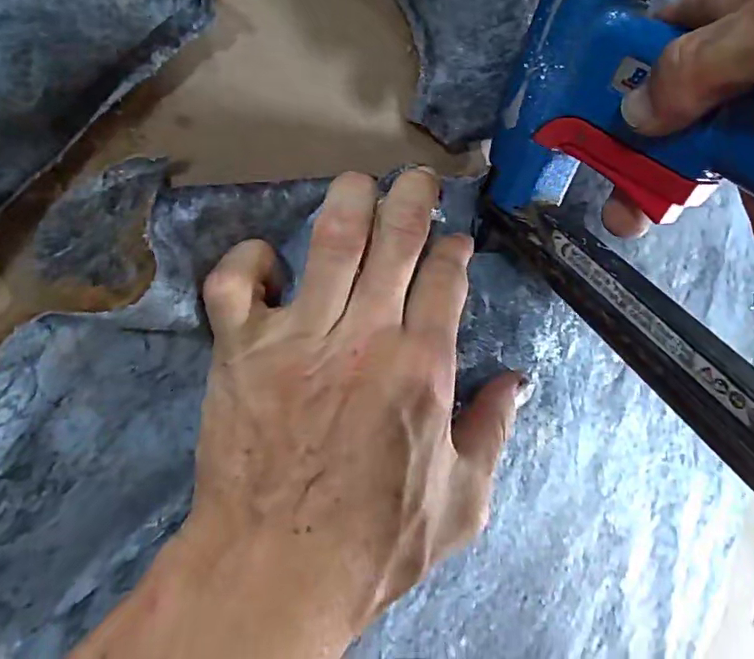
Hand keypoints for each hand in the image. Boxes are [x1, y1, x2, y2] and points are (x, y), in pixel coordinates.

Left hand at [73, 170, 526, 658]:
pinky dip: (248, 259)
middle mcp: (366, 336)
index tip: (454, 240)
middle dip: (412, 196)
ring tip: (359, 183)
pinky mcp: (242, 351)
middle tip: (417, 178)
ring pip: (329, 241)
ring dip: (349, 200)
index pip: (445, 275)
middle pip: (396, 238)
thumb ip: (493, 432)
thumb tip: (517, 381)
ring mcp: (300, 337)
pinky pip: (235, 284)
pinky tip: (267, 258)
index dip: (453, 247)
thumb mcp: (462, 503)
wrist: (273, 575)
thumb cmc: (374, 541)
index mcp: (422, 366)